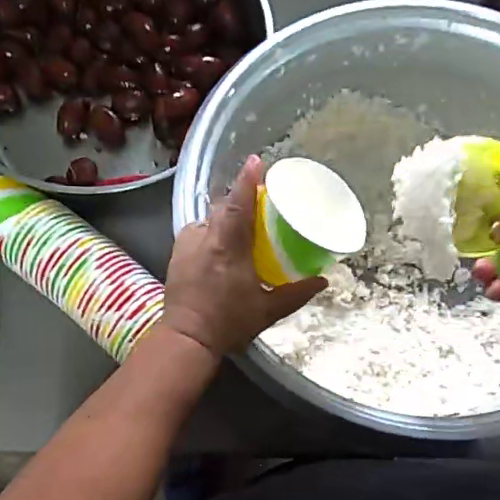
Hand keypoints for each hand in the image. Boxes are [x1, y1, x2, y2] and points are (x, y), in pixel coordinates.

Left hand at [161, 155, 326, 356]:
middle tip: (258, 199)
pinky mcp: (176, 253)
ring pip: (208, 219)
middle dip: (239, 199)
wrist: (185, 338)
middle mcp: (203, 238)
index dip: (247, 180)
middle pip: (222, 207)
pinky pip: (197, 231)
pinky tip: (219, 243)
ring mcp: (186, 244)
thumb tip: (323, 281)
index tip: (256, 161)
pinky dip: (210, 231)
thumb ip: (297, 294)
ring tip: (240, 224)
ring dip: (224, 217)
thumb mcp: (267, 310)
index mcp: (227, 247)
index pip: (238, 205)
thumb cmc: (228, 323)